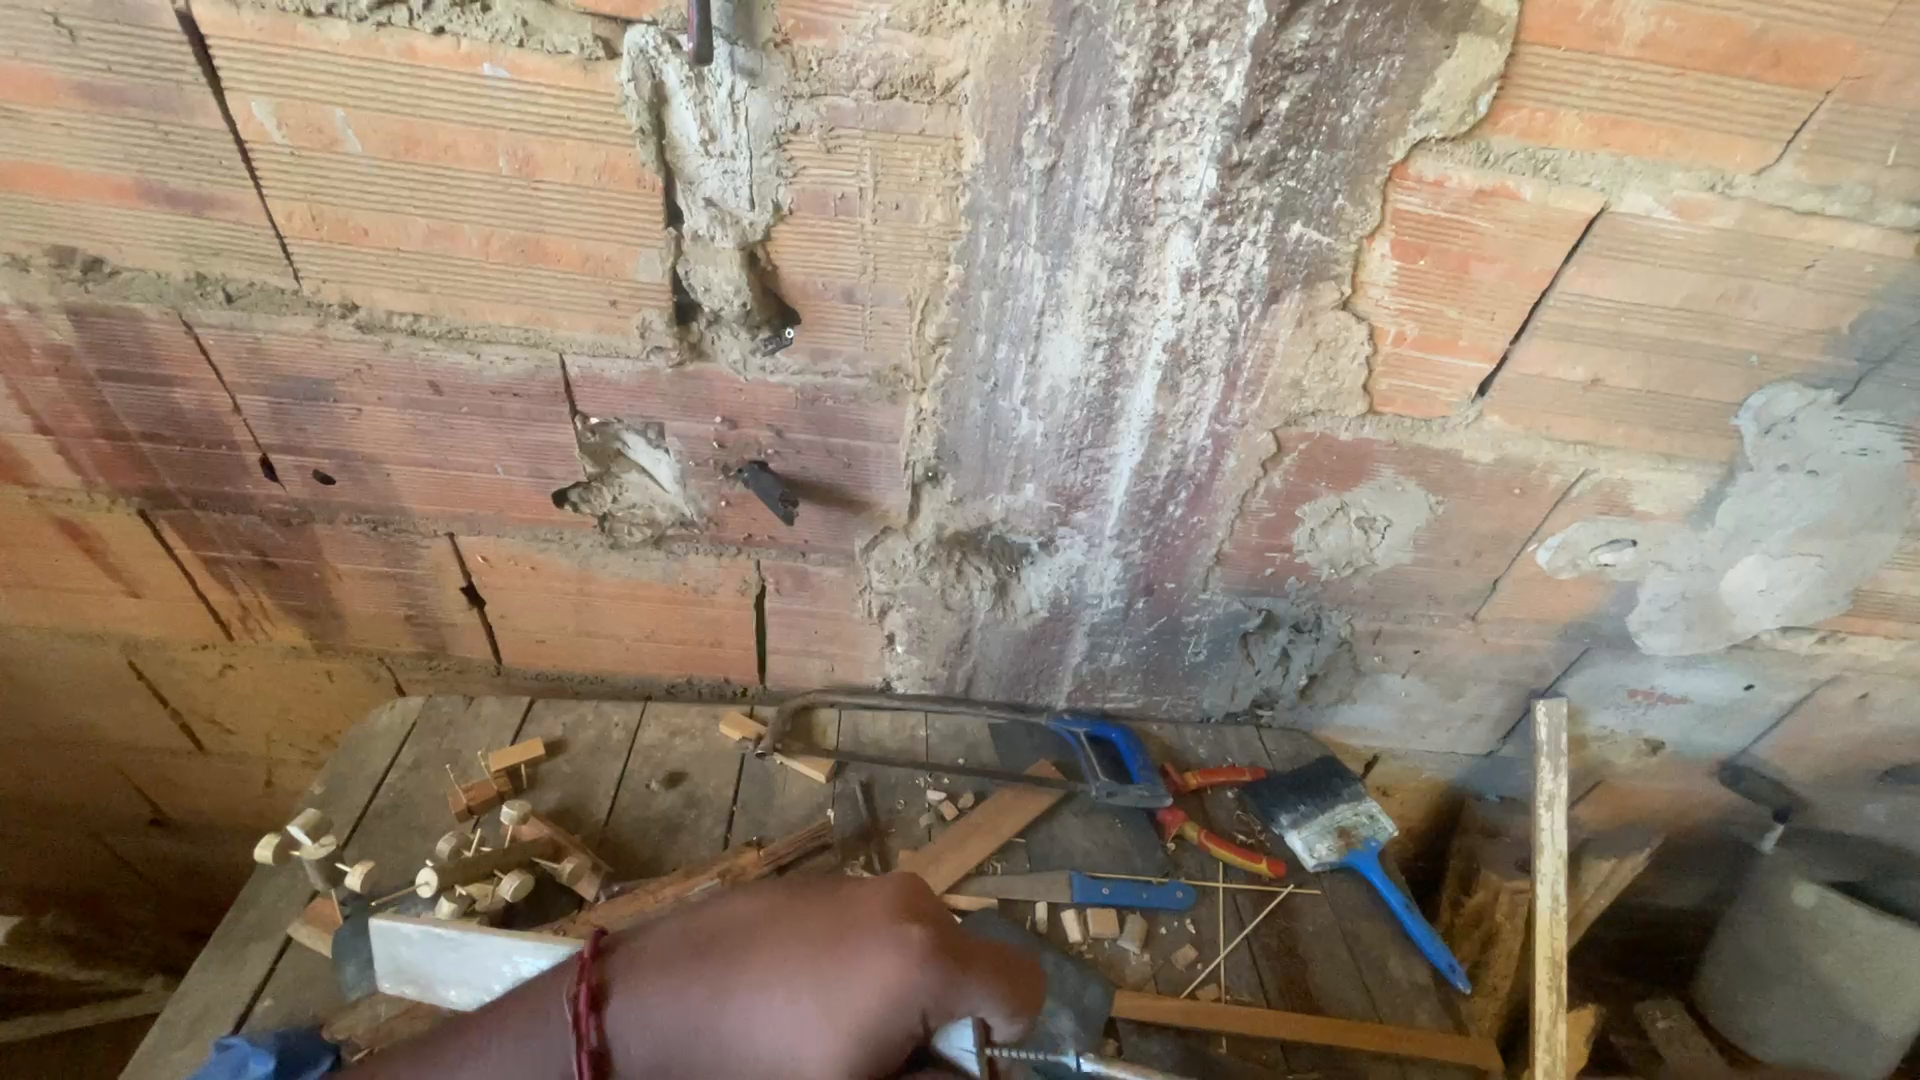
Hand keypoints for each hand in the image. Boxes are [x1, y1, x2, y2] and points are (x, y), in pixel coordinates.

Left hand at [605, 872, 1043, 1078]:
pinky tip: (801, 995)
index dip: (1006, 1037)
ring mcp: (863, 882)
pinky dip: (867, 962)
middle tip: (881, 1056)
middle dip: (946, 1015)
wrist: (651, 1003)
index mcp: (929, 952)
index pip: (1024, 984)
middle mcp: (909, 899)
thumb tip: (963, 1071)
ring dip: (904, 988)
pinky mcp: (823, 881)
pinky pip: (878, 924)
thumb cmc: (762, 1064)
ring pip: (922, 943)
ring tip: (834, 1027)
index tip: (948, 1067)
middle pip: (969, 962)